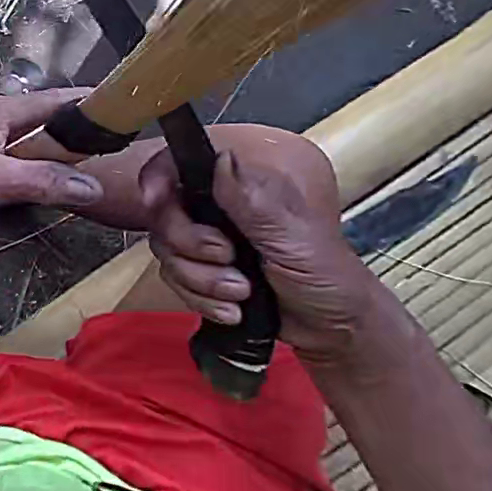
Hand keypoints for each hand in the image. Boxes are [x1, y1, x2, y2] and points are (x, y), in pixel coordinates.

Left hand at [0, 88, 107, 246]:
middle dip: (75, 129)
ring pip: (27, 137)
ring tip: (87, 163)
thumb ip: (44, 180)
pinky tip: (45, 178)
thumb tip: (93, 185)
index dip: (88, 102)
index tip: (125, 108)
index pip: (54, 99)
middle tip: (113, 143)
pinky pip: (11, 154)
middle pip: (43, 117)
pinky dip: (32, 162)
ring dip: (53, 149)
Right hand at [139, 130, 406, 369]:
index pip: (177, 168)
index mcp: (236, 191)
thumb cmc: (328, 278)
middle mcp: (212, 211)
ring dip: (201, 280)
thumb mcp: (294, 239)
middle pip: (162, 216)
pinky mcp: (197, 273)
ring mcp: (201, 244)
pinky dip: (201, 300)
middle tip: (228, 259)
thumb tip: (223, 159)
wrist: (336, 331)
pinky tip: (232, 309)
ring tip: (242, 293)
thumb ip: (254, 202)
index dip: (157, 179)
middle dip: (190, 246)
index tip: (154, 200)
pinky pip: (172, 282)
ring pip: (165, 253)